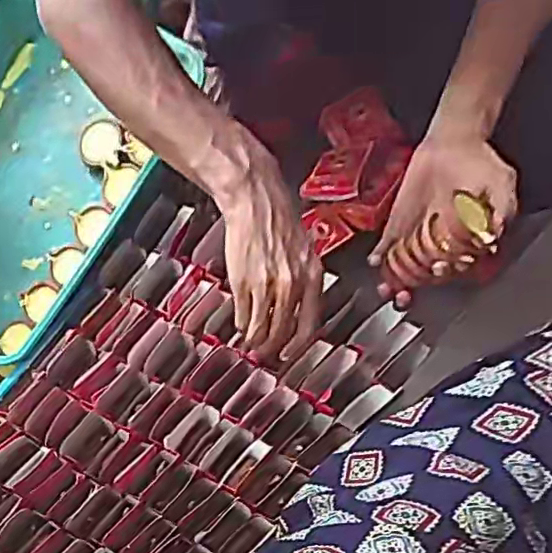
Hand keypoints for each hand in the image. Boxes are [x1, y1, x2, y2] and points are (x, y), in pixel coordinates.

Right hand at [218, 154, 322, 365]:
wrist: (254, 198)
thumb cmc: (277, 218)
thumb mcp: (302, 250)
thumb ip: (302, 282)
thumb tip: (293, 312)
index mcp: (312, 275)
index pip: (308, 325)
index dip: (296, 347)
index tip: (287, 354)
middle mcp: (291, 283)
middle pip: (282, 331)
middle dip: (271, 348)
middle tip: (264, 353)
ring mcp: (266, 284)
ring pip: (261, 328)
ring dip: (254, 339)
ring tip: (249, 341)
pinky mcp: (243, 283)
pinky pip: (242, 315)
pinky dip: (241, 324)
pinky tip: (240, 324)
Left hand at [370, 131, 516, 304]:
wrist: (452, 142)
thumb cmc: (478, 164)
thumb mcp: (500, 183)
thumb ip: (502, 210)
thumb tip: (493, 237)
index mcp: (462, 242)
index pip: (453, 269)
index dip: (449, 272)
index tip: (445, 266)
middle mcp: (438, 245)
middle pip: (425, 275)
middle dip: (420, 281)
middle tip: (417, 277)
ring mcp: (415, 239)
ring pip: (403, 270)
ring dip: (395, 281)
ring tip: (390, 286)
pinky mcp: (397, 229)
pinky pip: (385, 248)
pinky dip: (379, 256)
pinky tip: (377, 259)